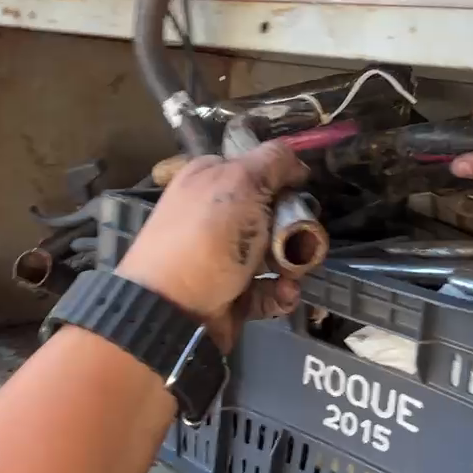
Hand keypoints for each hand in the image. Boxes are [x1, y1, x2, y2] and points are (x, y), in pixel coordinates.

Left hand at [116, 142, 309, 349]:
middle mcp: (216, 216)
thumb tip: (297, 164)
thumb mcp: (241, 182)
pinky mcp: (233, 293)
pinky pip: (269, 289)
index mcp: (210, 179)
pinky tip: (283, 292)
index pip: (257, 169)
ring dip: (293, 265)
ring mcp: (224, 257)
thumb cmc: (206, 237)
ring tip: (291, 274)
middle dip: (295, 229)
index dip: (282, 180)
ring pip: (277, 254)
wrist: (172, 310)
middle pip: (273, 215)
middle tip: (299, 239)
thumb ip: (273, 162)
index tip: (300, 193)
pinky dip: (280, 292)